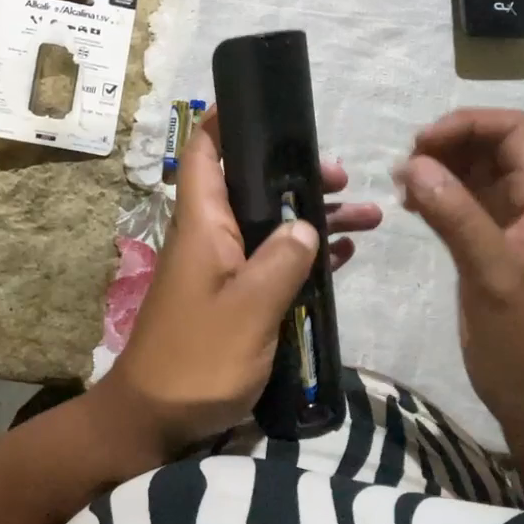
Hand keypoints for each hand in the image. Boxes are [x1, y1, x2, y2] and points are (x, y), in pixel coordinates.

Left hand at [88, 112, 382, 463]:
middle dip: (296, 174)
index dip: (227, 119)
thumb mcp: (248, 309)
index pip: (206, 151)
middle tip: (344, 178)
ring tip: (368, 213)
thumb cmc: (196, 359)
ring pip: (271, 223)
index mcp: (203, 222)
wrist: (155, 419)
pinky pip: (273, 262)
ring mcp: (222, 267)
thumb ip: (282, 261)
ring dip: (313, 216)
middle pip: (252, 184)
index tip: (269, 104)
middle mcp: (211, 235)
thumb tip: (306, 223)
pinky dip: (306, 254)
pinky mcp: (233, 298)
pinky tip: (345, 252)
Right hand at [394, 109, 523, 467]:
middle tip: (402, 168)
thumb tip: (414, 163)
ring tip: (400, 187)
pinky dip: (437, 199)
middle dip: (447, 146)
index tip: (419, 145)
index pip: (514, 132)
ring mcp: (512, 232)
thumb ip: (457, 216)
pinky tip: (411, 209)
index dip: (468, 125)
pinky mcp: (492, 255)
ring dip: (438, 171)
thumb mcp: (494, 276)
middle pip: (492, 149)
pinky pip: (464, 209)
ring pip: (475, 178)